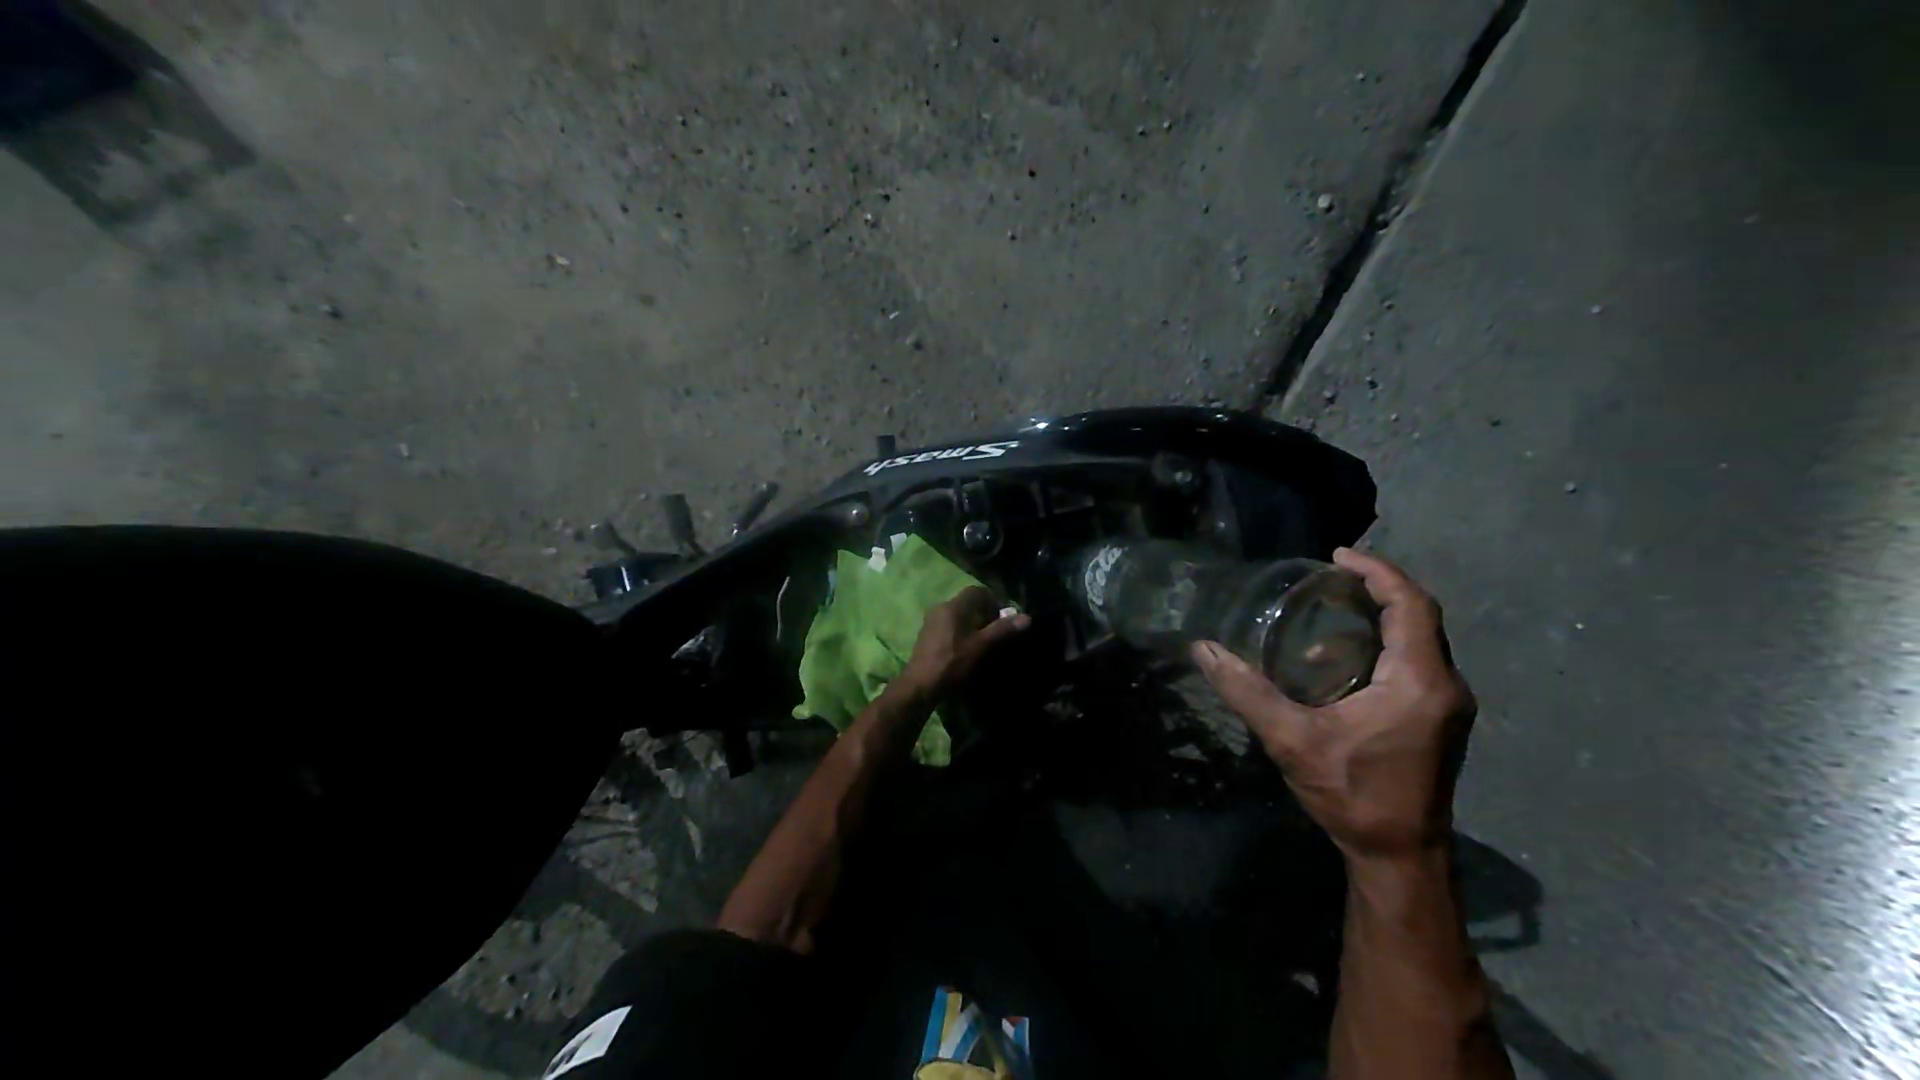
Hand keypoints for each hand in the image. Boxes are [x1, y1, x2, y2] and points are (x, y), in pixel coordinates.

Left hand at [899, 586, 1030, 698]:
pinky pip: (949, 625)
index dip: (994, 601)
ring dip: (973, 623)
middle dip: (985, 613)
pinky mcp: (927, 635)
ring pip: (958, 614)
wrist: (921, 684)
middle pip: (968, 602)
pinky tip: (967, 648)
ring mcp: (932, 621)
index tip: (1004, 617)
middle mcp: (941, 608)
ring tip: (984, 641)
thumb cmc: (953, 662)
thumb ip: (1002, 630)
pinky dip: (961, 631)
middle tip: (997, 630)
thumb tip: (1026, 617)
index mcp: (954, 606)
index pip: (977, 591)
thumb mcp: (981, 646)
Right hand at [1191, 547, 1474, 861]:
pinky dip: (1386, 642)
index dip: (1378, 572)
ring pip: (1421, 640)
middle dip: (1378, 588)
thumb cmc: (1352, 794)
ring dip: (1382, 616)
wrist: (1400, 856)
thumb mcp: (1291, 741)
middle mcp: (1445, 686)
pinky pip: (1418, 661)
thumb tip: (1203, 649)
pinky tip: (1343, 655)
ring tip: (1332, 607)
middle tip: (1328, 577)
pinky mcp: (1438, 719)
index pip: (1411, 605)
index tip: (1336, 557)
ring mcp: (1447, 705)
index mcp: (1420, 682)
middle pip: (1420, 616)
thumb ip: (1247, 692)